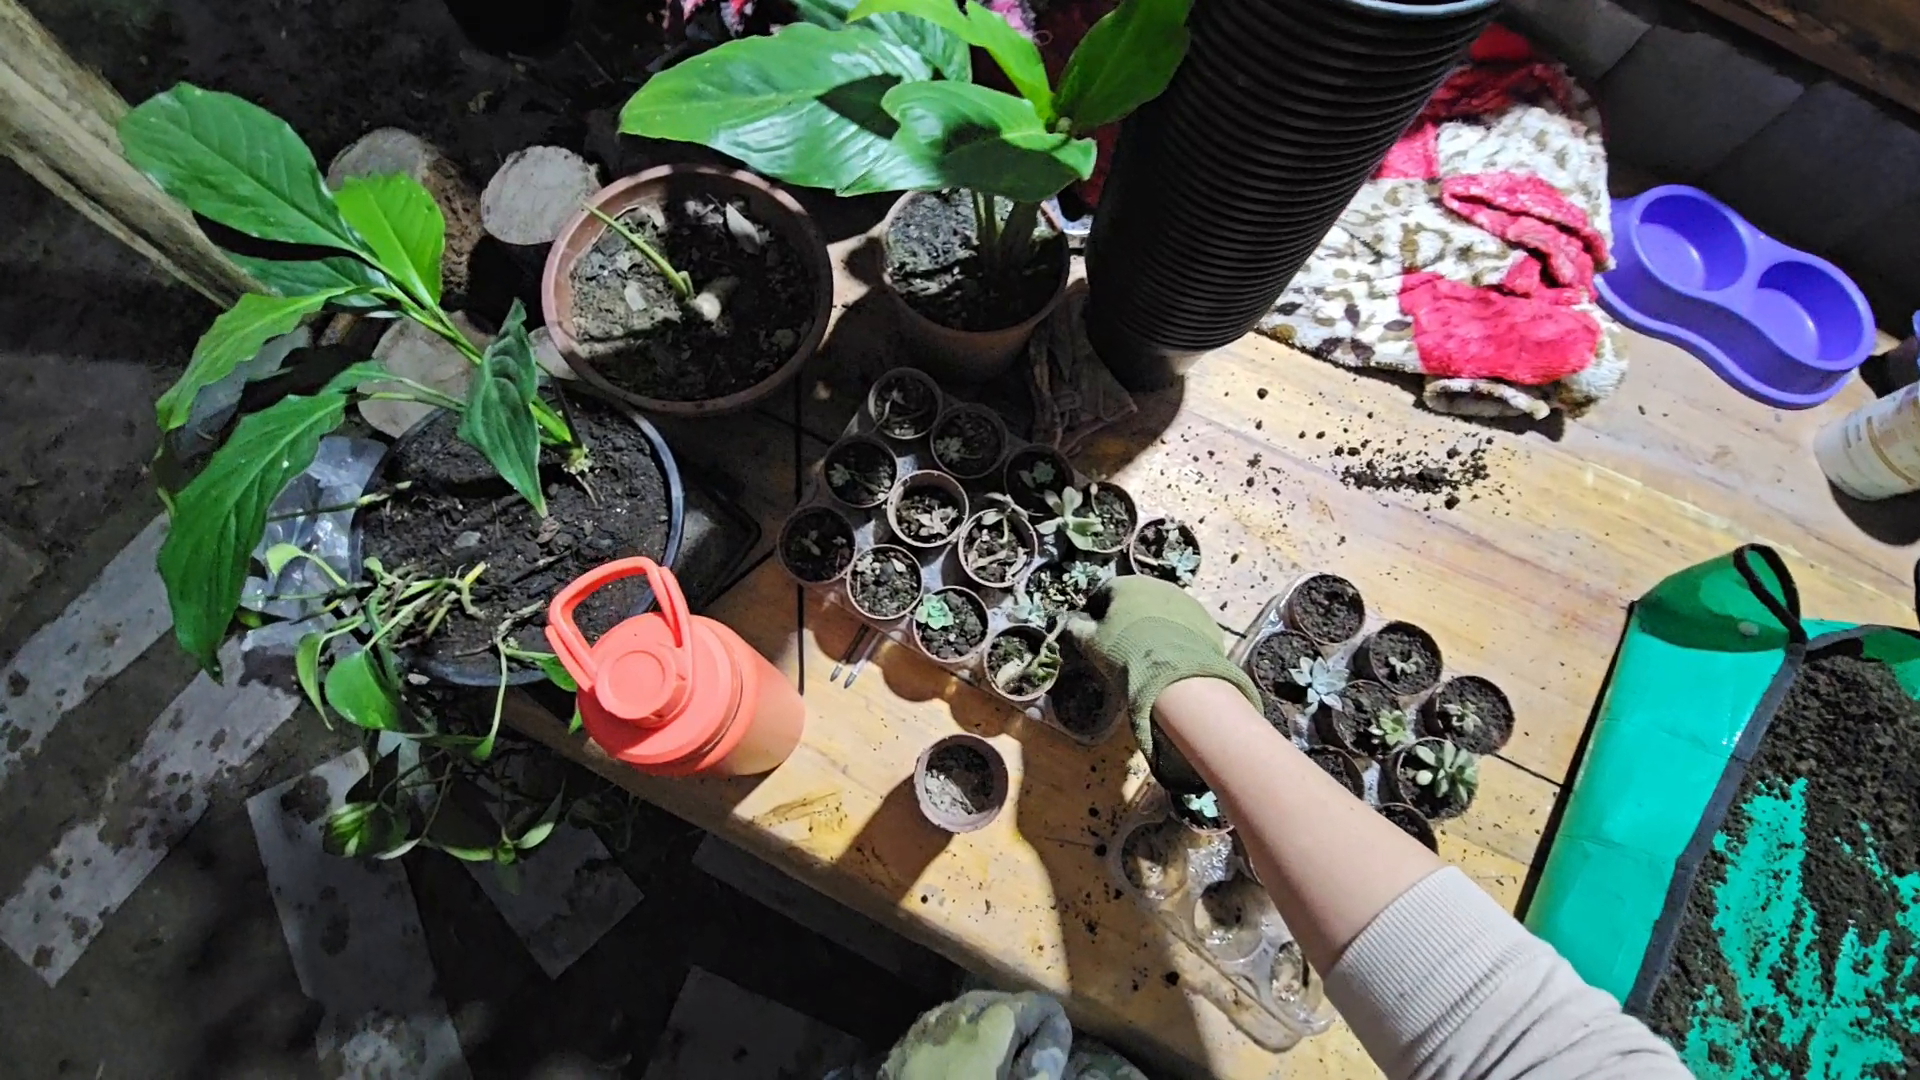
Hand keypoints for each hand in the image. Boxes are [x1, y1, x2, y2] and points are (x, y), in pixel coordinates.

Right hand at [1064, 577, 1263, 790]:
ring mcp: (1186, 600)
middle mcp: (1158, 584)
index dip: (1097, 610)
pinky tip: (1170, 656)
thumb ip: (1076, 628)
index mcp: (1127, 584)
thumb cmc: (1125, 652)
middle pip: (1136, 597)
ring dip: (1153, 623)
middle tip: (1122, 641)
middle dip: (1127, 614)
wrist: (1177, 675)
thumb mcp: (1091, 643)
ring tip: (1148, 650)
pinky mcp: (1206, 619)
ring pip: (1162, 609)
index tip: (1095, 629)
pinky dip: (1175, 635)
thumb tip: (1068, 622)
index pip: (1105, 591)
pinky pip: (1184, 624)